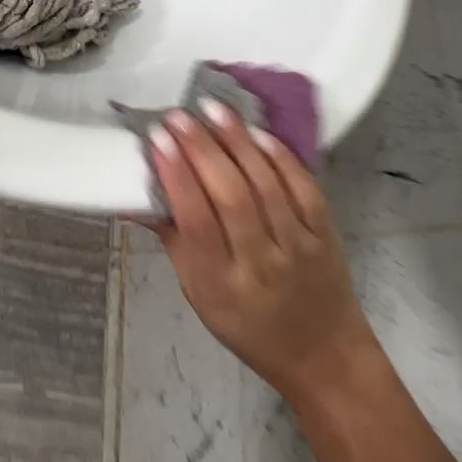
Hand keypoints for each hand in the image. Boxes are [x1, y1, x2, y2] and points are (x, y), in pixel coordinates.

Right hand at [143, 104, 372, 394]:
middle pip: (231, 197)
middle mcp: (261, 265)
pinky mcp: (325, 234)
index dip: (176, 176)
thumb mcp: (200, 295)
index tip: (158, 139)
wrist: (323, 354)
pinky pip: (303, 187)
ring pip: (266, 185)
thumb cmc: (248, 325)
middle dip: (201, 149)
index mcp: (221, 285)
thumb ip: (173, 241)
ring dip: (236, 140)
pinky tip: (256, 132)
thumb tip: (135, 197)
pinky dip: (279, 156)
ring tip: (212, 108)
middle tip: (178, 116)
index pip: (196, 221)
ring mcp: (297, 247)